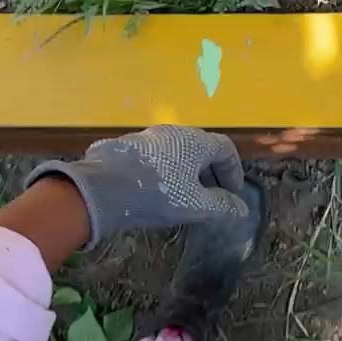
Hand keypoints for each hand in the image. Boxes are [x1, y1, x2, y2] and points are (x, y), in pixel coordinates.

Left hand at [28, 126, 248, 245]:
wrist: (101, 189)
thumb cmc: (157, 194)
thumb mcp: (195, 206)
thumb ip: (221, 206)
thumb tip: (240, 208)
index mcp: (195, 142)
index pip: (225, 148)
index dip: (233, 170)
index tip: (232, 193)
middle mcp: (173, 131)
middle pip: (200, 147)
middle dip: (210, 170)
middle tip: (211, 194)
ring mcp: (146, 136)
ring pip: (175, 150)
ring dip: (185, 170)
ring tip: (182, 193)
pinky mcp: (124, 146)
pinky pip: (153, 156)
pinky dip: (162, 170)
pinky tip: (153, 190)